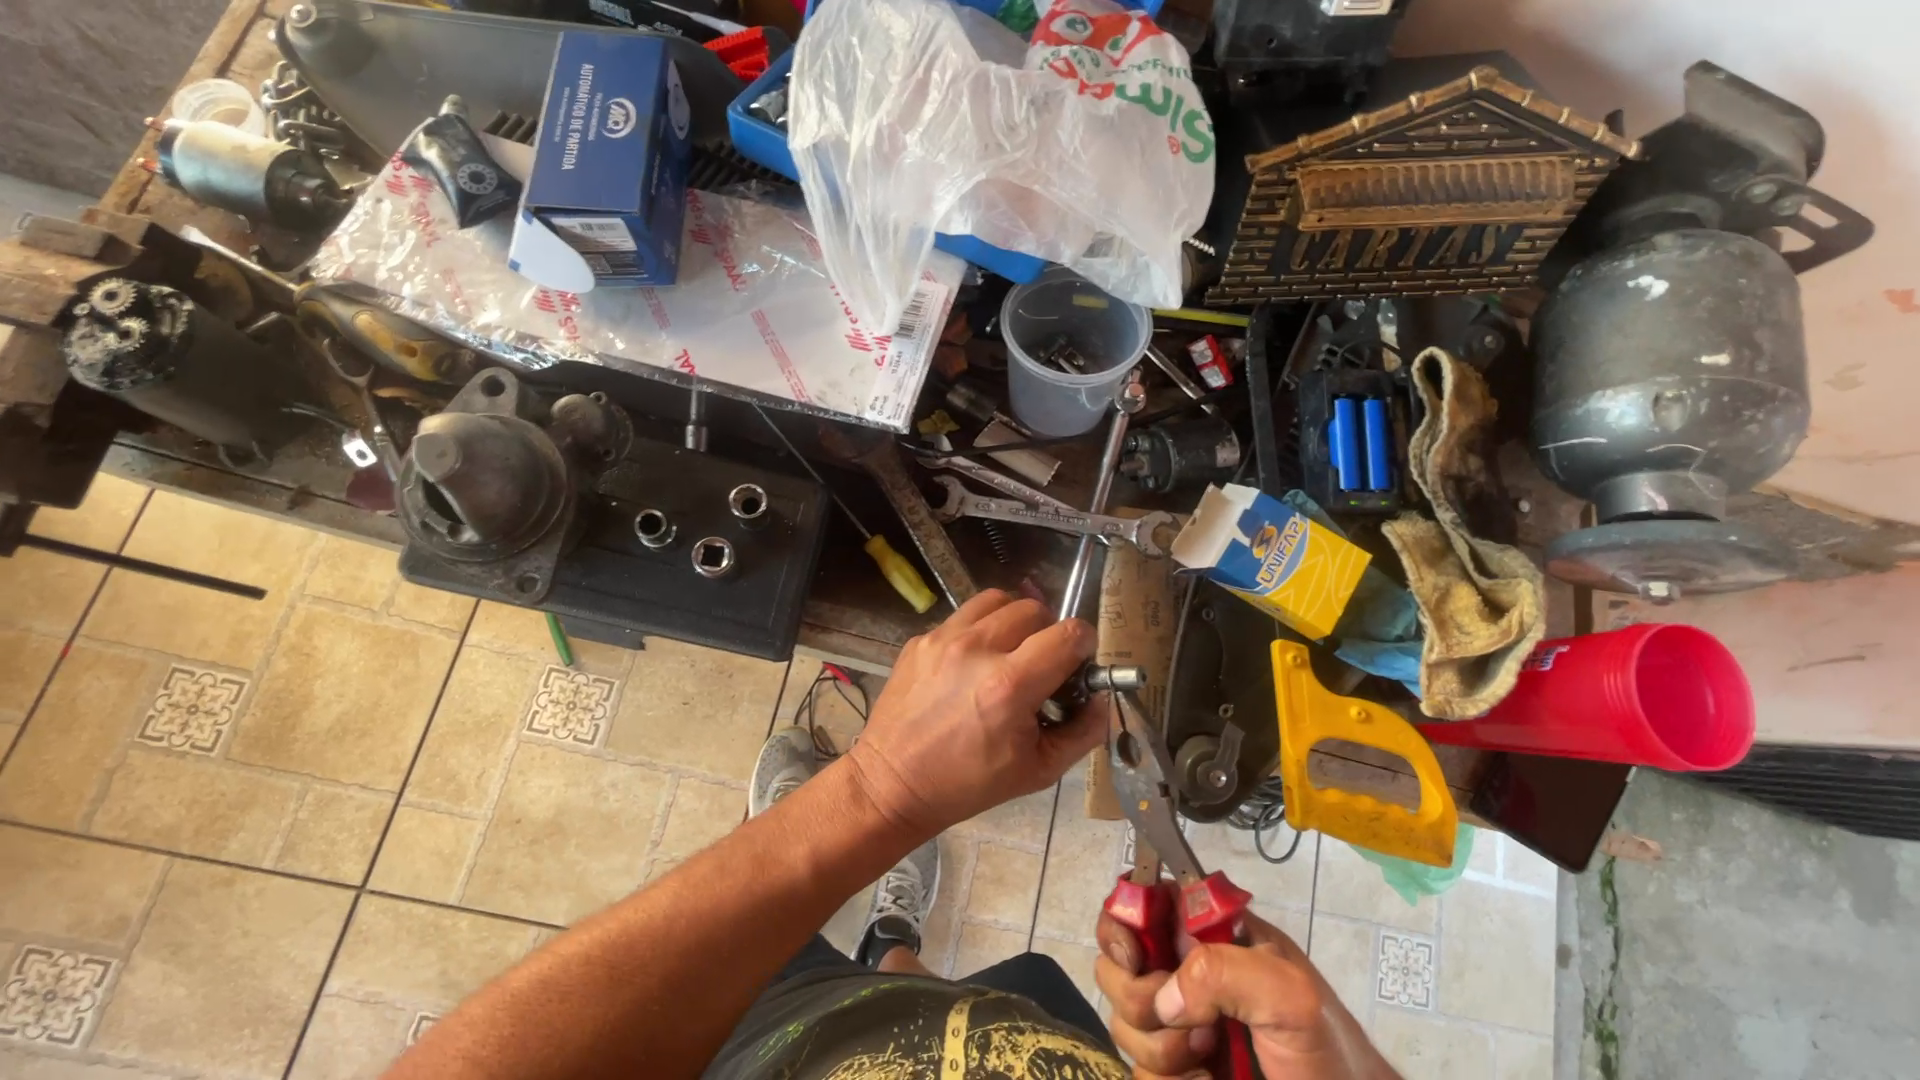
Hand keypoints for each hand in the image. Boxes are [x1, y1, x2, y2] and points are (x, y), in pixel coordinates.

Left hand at [843, 589, 1102, 837]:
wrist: (893, 783)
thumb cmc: (969, 784)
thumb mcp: (1039, 771)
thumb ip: (1083, 731)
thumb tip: (1103, 698)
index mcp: (1009, 685)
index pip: (1068, 633)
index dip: (1084, 645)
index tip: (1077, 663)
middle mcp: (976, 650)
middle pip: (1035, 609)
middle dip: (1049, 632)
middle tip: (1042, 664)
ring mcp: (943, 639)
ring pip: (997, 600)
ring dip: (1014, 620)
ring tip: (1010, 652)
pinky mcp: (920, 639)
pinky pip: (963, 616)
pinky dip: (978, 631)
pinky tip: (972, 664)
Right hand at [1095, 909, 1398, 1079]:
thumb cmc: (1327, 1049)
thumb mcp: (1291, 996)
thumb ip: (1226, 972)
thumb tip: (1167, 998)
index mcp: (1209, 934)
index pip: (1142, 902)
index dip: (1122, 919)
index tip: (1132, 954)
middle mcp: (1184, 971)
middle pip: (1114, 963)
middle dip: (1138, 994)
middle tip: (1185, 1019)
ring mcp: (1176, 1024)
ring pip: (1121, 1021)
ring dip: (1159, 1046)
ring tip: (1206, 1057)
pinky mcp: (1172, 1069)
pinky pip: (1138, 1070)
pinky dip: (1165, 1078)